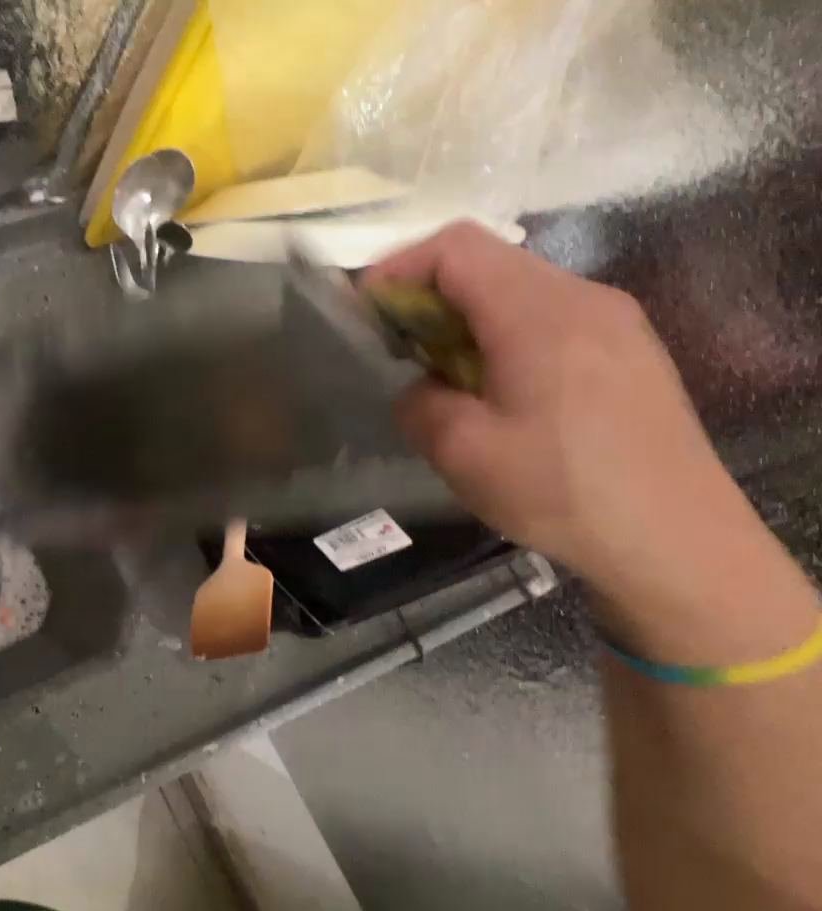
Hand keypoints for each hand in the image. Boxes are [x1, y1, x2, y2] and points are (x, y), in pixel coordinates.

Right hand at [368, 223, 743, 599]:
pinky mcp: (625, 350)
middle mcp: (583, 300)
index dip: (398, 267)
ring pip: (517, 289)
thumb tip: (421, 387)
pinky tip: (488, 389)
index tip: (363, 314)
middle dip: (425, 295)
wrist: (672, 536)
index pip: (457, 248)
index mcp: (540, 314)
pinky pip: (546, 317)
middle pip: (488, 262)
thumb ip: (419, 403)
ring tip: (436, 376)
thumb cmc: (558, 488)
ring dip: (462, 319)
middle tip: (392, 351)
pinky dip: (498, 335)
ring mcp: (613, 323)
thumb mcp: (460, 451)